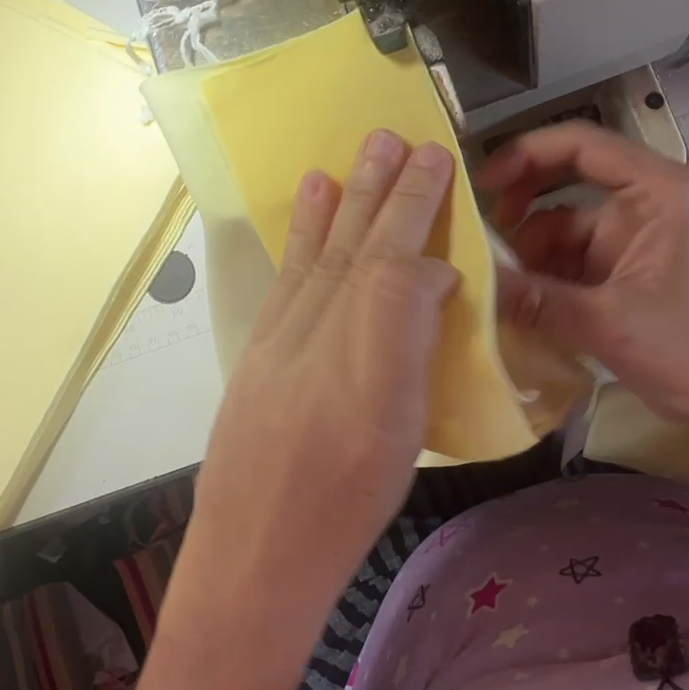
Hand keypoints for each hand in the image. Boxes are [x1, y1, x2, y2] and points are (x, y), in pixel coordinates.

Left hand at [191, 129, 459, 589]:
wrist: (254, 551)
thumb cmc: (345, 501)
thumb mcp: (404, 428)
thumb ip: (416, 342)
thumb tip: (433, 280)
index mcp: (369, 347)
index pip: (397, 257)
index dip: (417, 205)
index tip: (435, 160)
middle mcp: (321, 326)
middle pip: (357, 244)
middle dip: (382, 189)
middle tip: (396, 138)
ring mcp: (283, 333)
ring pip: (321, 251)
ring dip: (342, 199)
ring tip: (357, 157)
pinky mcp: (258, 346)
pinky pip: (288, 274)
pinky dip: (302, 234)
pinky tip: (311, 207)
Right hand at [479, 121, 688, 448]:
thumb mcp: (606, 323)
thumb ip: (535, 300)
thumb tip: (468, 281)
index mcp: (658, 191)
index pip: (583, 144)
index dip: (526, 154)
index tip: (483, 183)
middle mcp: (646, 199)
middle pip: (568, 174)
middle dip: (523, 199)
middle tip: (483, 228)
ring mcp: (632, 232)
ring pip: (561, 221)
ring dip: (529, 249)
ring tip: (500, 283)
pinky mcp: (622, 264)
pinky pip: (568, 253)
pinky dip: (542, 272)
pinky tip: (517, 298)